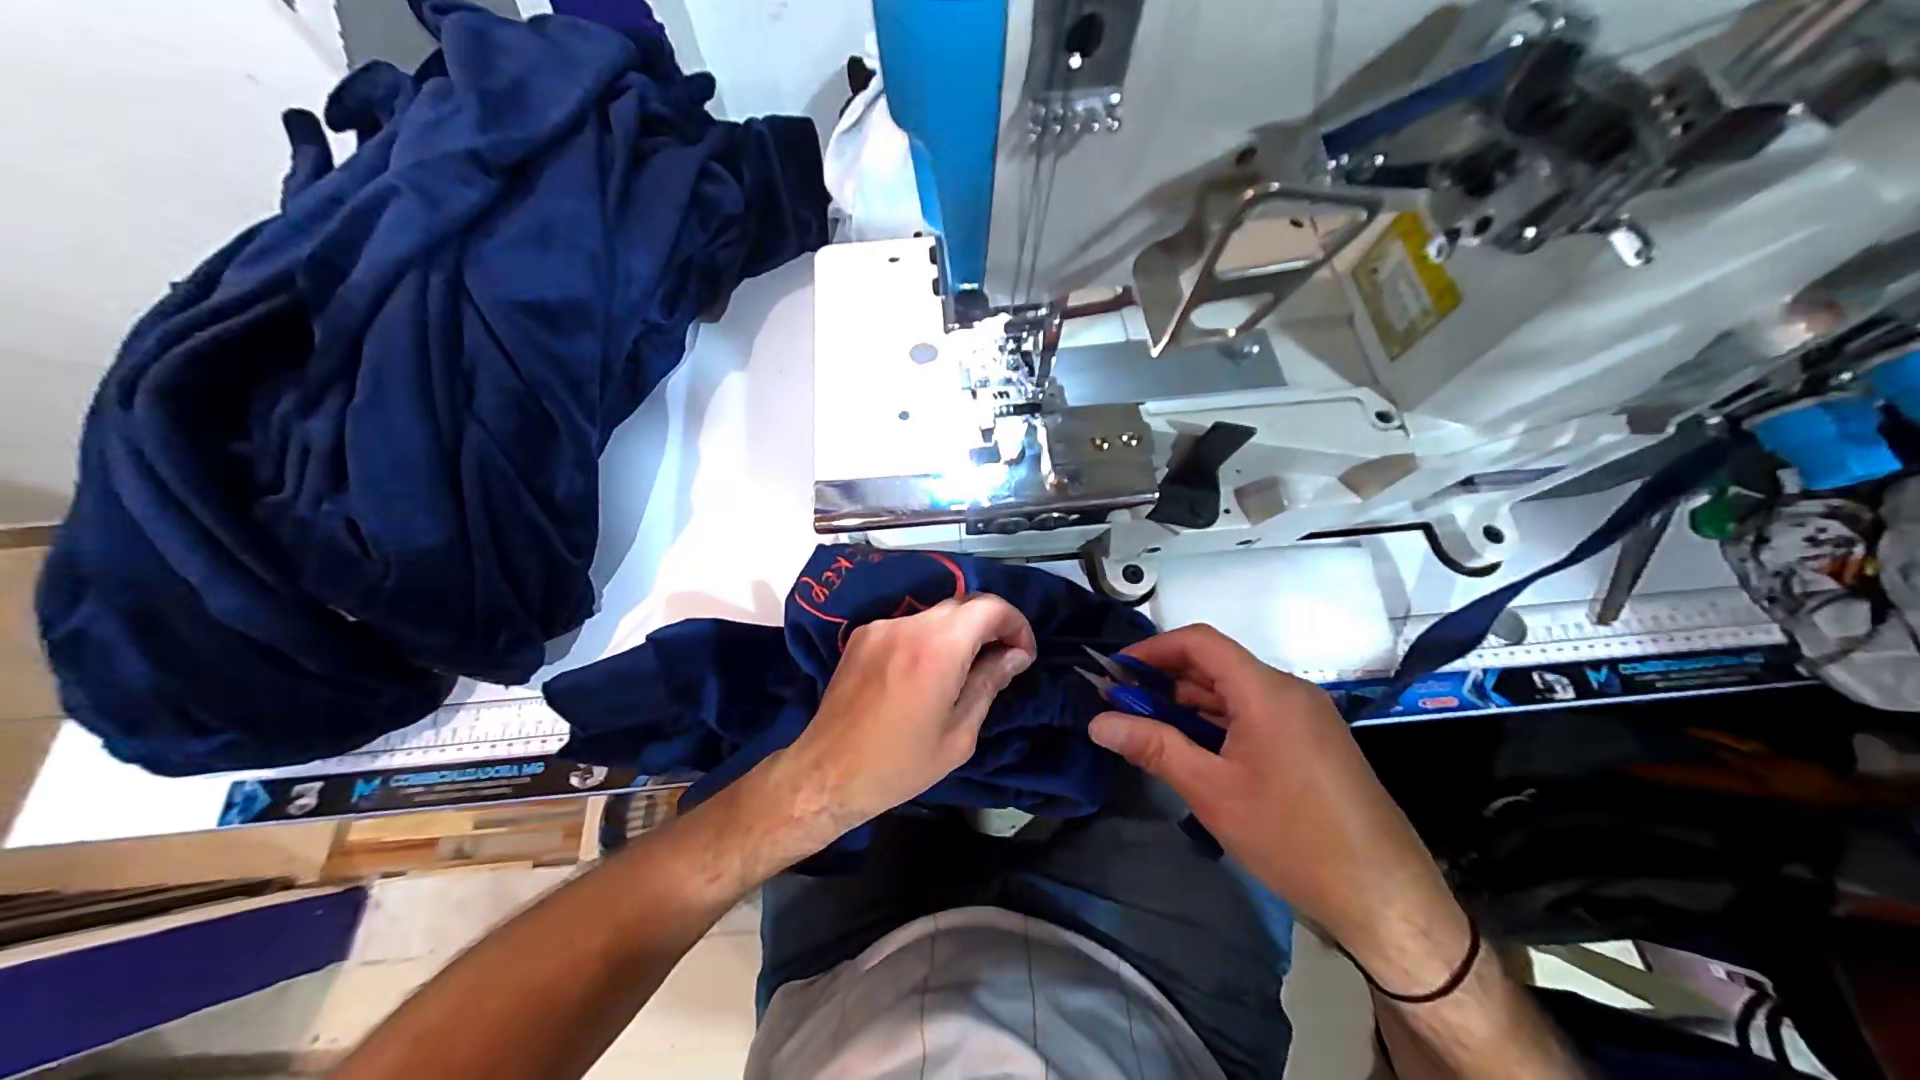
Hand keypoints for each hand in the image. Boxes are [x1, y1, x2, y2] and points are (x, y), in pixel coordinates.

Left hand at [781, 594, 1035, 831]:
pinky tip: (925, 672)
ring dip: (958, 632)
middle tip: (1000, 661)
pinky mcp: (862, 635)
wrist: (828, 772)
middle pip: (963, 605)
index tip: (1022, 654)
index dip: (1015, 624)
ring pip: (935, 614)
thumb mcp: (959, 734)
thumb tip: (1014, 656)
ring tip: (963, 669)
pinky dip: (927, 638)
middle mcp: (908, 626)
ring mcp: (881, 627)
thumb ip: (989, 684)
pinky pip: (908, 625)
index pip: (990, 607)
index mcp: (938, 649)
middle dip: (989, 627)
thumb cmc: (900, 765)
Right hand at [1087, 624, 1469, 993]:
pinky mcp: (1311, 742)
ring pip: (1233, 693)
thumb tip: (1098, 722)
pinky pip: (1253, 716)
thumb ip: (1153, 747)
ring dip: (1187, 703)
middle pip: (1216, 665)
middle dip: (1163, 680)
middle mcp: (1288, 692)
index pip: (1200, 643)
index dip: (1152, 649)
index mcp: (1267, 691)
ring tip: (1144, 727)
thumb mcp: (1211, 791)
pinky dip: (1216, 723)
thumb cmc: (1291, 836)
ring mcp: (1304, 717)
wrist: (1383, 896)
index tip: (1114, 672)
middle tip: (1119, 705)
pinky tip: (1189, 748)